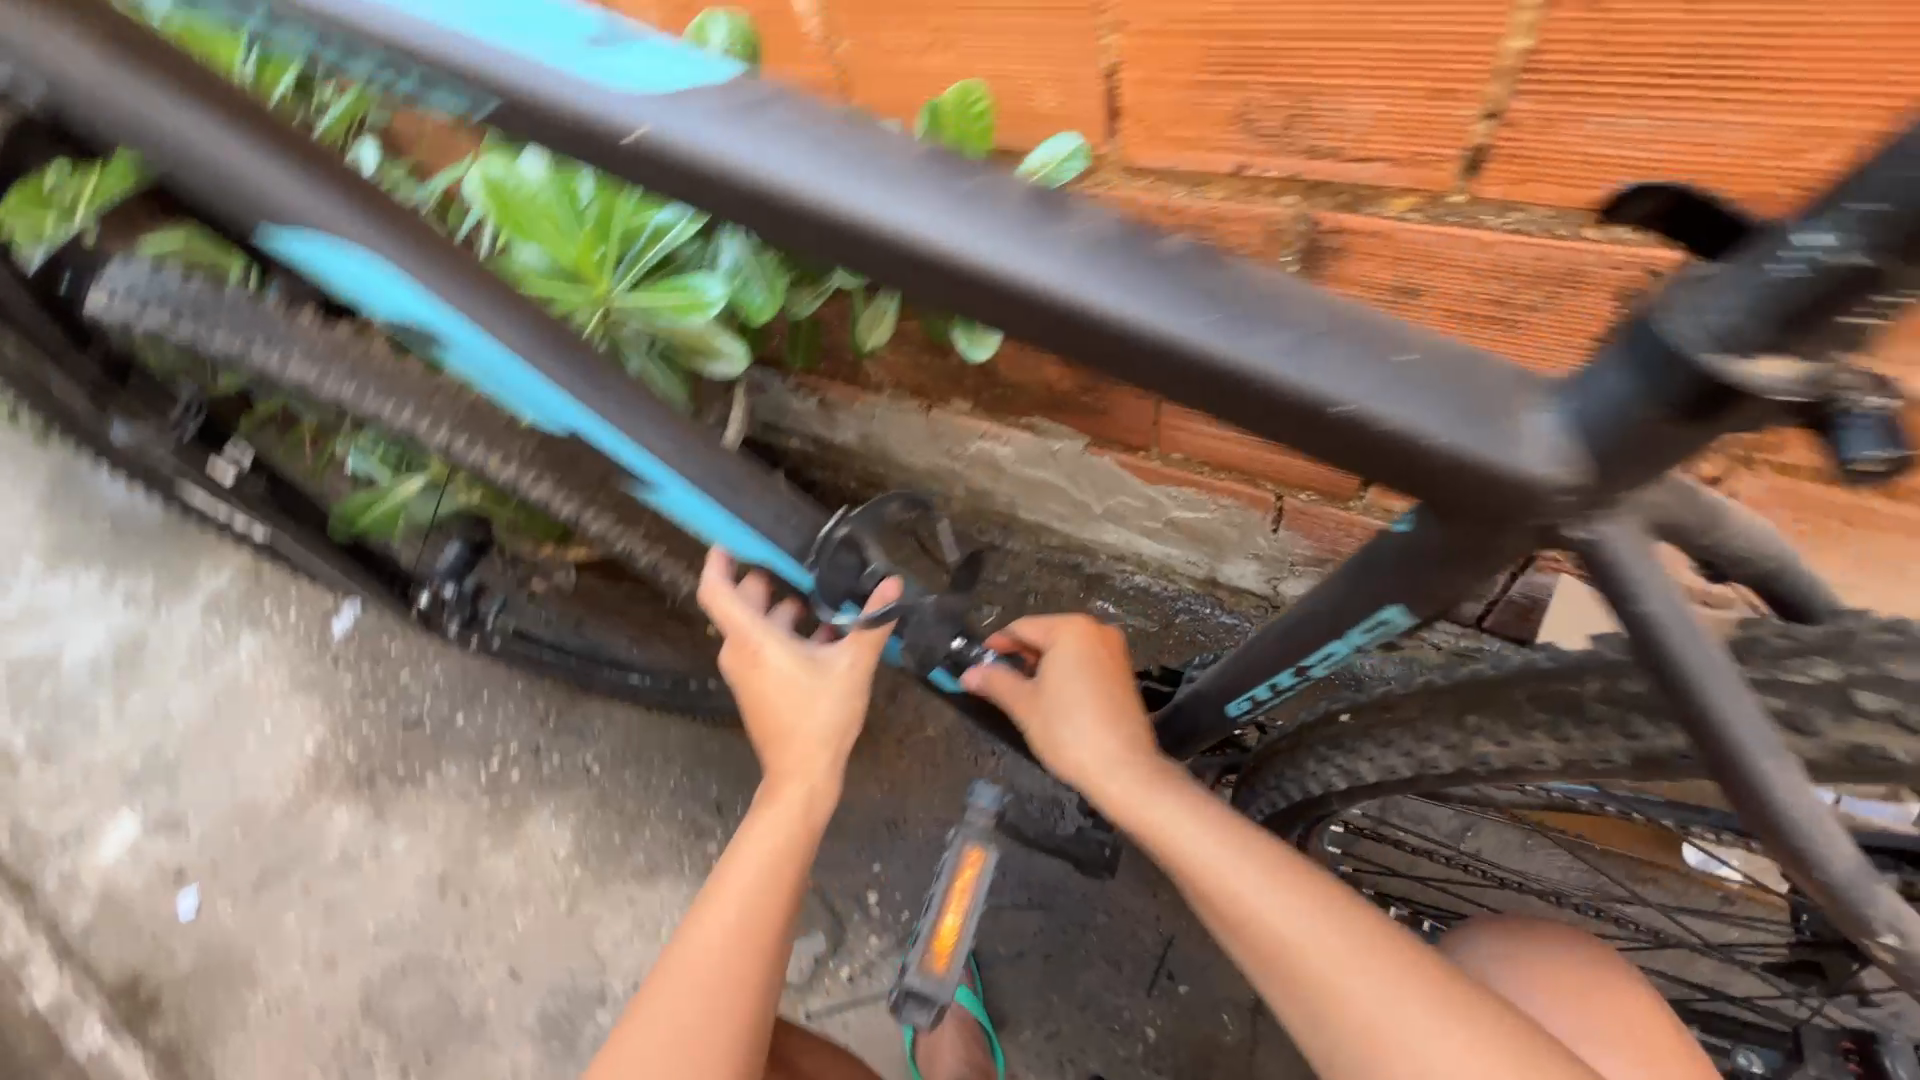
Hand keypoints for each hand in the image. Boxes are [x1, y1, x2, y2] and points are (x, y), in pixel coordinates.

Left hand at [697, 548, 902, 795]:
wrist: (803, 774)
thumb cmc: (822, 716)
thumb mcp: (854, 665)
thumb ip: (873, 622)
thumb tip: (894, 583)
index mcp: (754, 639)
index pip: (717, 590)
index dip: (719, 561)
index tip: (732, 539)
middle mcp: (740, 651)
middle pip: (741, 603)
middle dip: (767, 582)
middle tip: (798, 564)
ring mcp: (745, 670)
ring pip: (756, 626)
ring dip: (782, 610)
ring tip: (820, 601)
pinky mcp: (755, 686)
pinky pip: (762, 646)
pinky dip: (785, 634)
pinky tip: (823, 636)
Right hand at [960, 615, 1168, 797]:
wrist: (1123, 769)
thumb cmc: (1068, 730)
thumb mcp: (1023, 704)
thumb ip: (994, 682)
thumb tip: (967, 674)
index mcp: (1071, 630)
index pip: (1022, 627)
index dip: (998, 643)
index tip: (979, 661)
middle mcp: (1096, 631)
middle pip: (1047, 634)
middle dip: (1021, 654)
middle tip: (999, 678)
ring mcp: (1115, 650)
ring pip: (1067, 648)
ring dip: (1043, 664)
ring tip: (1024, 690)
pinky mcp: (1124, 672)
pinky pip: (1086, 661)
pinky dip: (1066, 671)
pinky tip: (1054, 696)